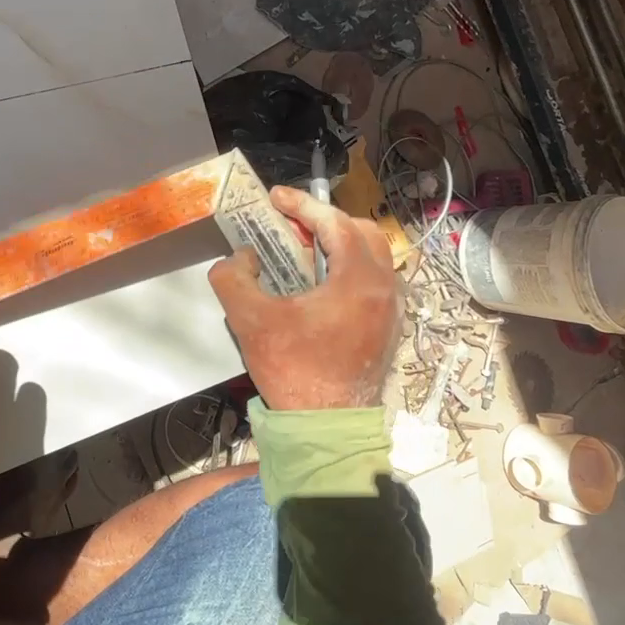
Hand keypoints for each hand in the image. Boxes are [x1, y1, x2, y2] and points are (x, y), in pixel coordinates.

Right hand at [209, 185, 399, 409]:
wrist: (326, 428)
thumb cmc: (293, 370)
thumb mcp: (250, 320)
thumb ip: (233, 278)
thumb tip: (241, 258)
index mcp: (358, 281)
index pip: (335, 224)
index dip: (302, 205)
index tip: (275, 197)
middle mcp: (384, 289)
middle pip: (363, 233)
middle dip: (326, 220)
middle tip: (292, 224)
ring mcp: (391, 310)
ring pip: (373, 257)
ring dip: (339, 244)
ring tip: (303, 250)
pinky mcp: (387, 328)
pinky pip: (373, 281)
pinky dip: (347, 267)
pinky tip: (318, 283)